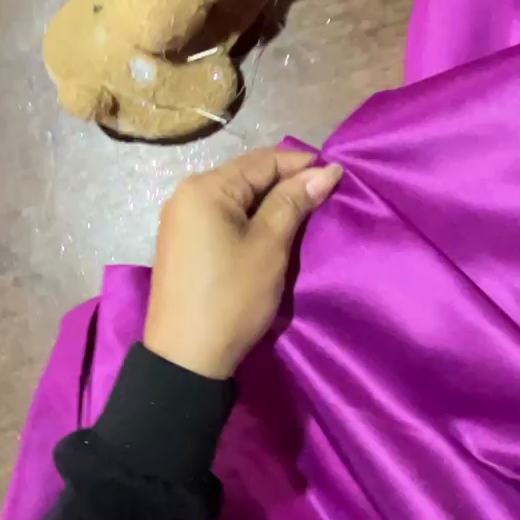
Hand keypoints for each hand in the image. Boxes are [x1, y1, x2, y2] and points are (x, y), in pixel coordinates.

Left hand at [143, 148, 344, 379]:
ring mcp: (181, 219)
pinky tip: (274, 229)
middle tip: (326, 195)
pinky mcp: (183, 243)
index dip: (302, 165)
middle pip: (247, 176)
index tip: (338, 175)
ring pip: (236, 197)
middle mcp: (187, 194)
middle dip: (287, 183)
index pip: (262, 161)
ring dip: (270, 202)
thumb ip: (294, 202)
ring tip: (306, 212)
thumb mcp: (269, 246)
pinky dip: (251, 219)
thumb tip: (326, 170)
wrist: (186, 358)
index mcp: (206, 188)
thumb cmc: (232, 297)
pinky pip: (223, 217)